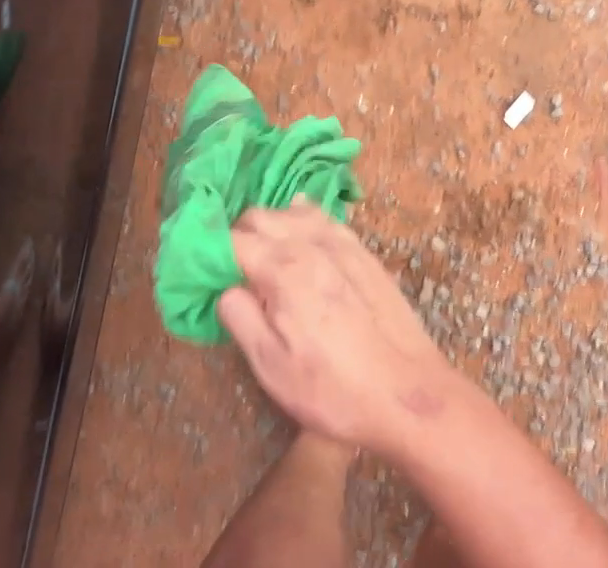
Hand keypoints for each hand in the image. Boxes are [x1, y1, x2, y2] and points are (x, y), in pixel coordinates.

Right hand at [218, 201, 463, 457]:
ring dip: (271, 226)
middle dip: (237, 236)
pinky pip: (325, 220)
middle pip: (260, 216)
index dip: (208, 251)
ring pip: (293, 211)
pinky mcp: (366, 255)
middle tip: (229, 274)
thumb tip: (226, 287)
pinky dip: (303, 222)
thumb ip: (241, 317)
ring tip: (264, 259)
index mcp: (285, 268)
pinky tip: (301, 241)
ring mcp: (345, 244)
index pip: (231, 238)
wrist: (411, 396)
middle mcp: (313, 243)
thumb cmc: (335, 390)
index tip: (196, 271)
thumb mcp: (272, 367)